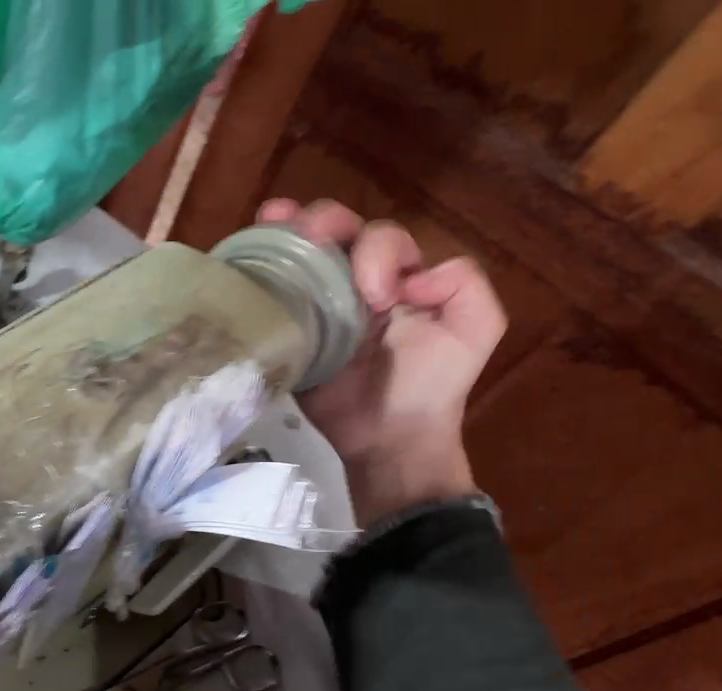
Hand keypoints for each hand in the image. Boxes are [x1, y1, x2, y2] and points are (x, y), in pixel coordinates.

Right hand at [255, 199, 506, 525]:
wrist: (389, 438)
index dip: (375, 253)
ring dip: (283, 233)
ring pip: (299, 256)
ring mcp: (315, 308)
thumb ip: (465, 285)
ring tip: (269, 221)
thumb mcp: (476, 329)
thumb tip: (412, 277)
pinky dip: (257, 275)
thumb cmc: (432, 385)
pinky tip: (244, 261)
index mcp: (397, 275)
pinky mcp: (287, 335)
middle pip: (335, 234)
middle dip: (322, 221)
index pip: (381, 238)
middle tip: (308, 233)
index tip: (373, 296)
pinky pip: (272, 299)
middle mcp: (353, 283)